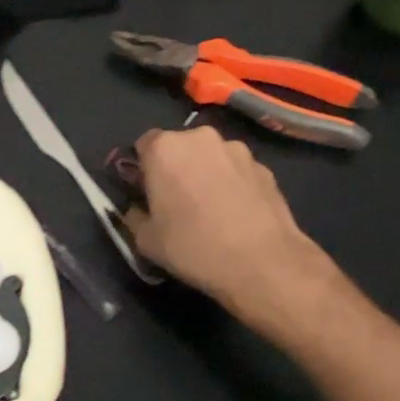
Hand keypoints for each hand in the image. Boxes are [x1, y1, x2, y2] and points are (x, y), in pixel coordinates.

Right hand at [122, 127, 329, 305]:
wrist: (263, 263)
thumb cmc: (194, 247)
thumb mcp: (146, 241)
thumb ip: (134, 216)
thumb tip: (139, 209)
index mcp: (164, 148)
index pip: (143, 145)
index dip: (142, 169)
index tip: (146, 193)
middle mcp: (201, 137)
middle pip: (179, 148)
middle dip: (175, 169)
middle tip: (177, 203)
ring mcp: (237, 149)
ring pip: (211, 157)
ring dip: (206, 174)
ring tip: (211, 211)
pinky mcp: (264, 167)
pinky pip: (237, 171)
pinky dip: (232, 185)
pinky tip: (236, 215)